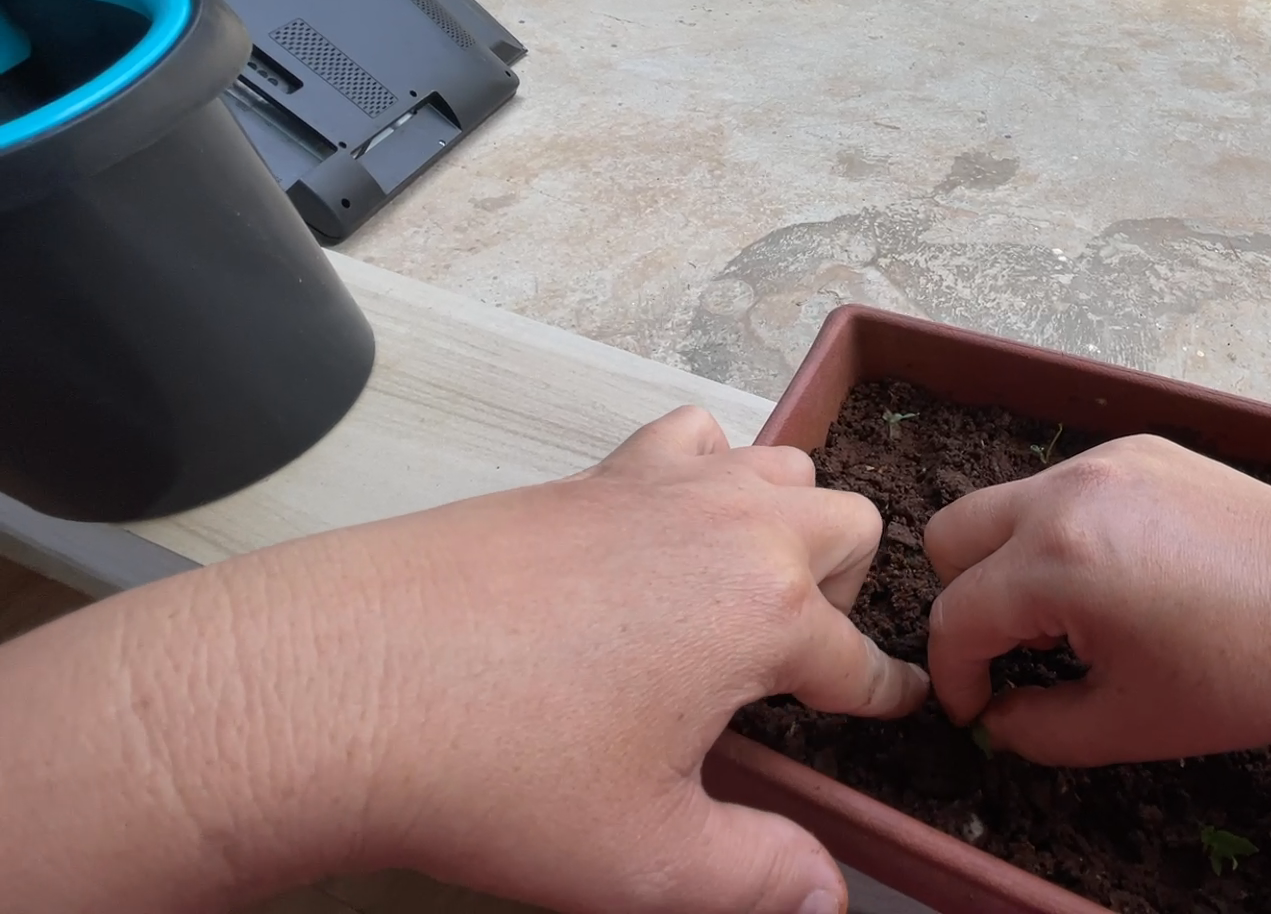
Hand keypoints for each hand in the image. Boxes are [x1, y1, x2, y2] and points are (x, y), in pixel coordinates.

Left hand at [0, 407, 925, 913]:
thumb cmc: (501, 774)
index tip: (903, 701)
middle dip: (845, 588)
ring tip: (737, 582)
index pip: (862, 661)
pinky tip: (669, 521)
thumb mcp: (642, 857)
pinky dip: (709, 467)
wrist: (334, 681)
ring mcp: (678, 485)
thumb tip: (832, 905)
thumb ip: (759, 880)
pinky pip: (698, 437)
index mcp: (767, 613)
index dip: (890, 692)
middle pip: (853, 526)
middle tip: (786, 650)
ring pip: (787, 470)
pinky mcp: (614, 466)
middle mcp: (742, 529)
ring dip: (788, 521)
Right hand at [924, 435, 1270, 835]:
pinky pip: (1062, 488)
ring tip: (1073, 609)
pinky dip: (1062, 531)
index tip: (979, 707)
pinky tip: (1124, 566)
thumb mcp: (1127, 726)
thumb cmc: (1247, 677)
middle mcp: (1065, 490)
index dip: (954, 676)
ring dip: (1011, 562)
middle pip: (950, 536)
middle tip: (1018, 648)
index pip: (955, 615)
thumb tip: (993, 713)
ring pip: (1003, 505)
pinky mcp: (1137, 447)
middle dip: (966, 601)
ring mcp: (1102, 459)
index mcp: (1057, 558)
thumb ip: (1033, 728)